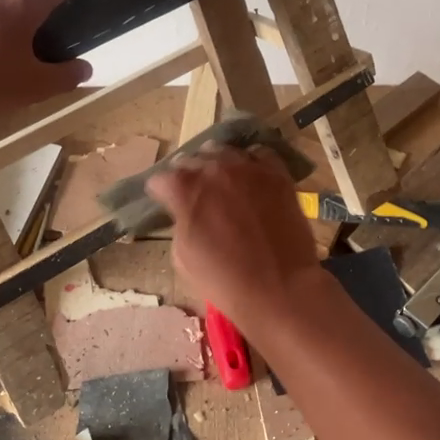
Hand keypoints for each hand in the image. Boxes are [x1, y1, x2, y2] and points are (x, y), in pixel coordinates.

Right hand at [146, 145, 324, 328]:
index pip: (161, 179)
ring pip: (224, 150)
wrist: (280, 288)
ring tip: (220, 178)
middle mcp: (213, 169)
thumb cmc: (224, 281)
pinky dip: (250, 162)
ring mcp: (248, 167)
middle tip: (192, 192)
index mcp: (184, 189)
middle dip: (187, 174)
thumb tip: (185, 212)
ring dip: (216, 163)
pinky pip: (259, 154)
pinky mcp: (276, 173)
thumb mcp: (182, 256)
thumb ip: (180, 221)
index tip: (163, 201)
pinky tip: (250, 176)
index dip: (160, 192)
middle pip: (192, 159)